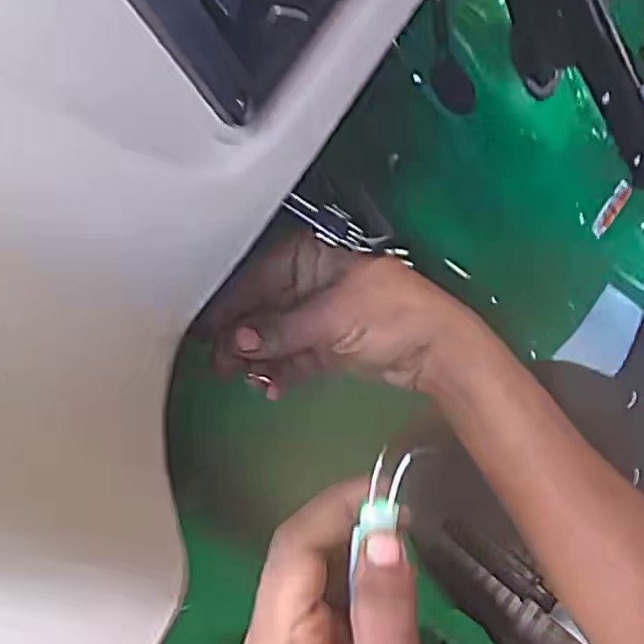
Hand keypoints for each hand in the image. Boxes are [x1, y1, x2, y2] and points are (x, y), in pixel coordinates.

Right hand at [207, 231, 496, 399]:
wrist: (437, 351)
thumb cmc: (396, 315)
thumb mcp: (334, 318)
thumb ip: (284, 331)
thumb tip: (241, 341)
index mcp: (310, 258)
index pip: (256, 277)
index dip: (230, 305)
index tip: (207, 329)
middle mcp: (309, 284)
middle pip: (261, 310)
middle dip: (240, 337)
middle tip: (220, 364)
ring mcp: (318, 317)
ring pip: (274, 337)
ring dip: (257, 359)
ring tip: (243, 378)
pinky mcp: (326, 347)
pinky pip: (293, 359)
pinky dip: (280, 372)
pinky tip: (269, 386)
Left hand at [242, 479, 452, 643]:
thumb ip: (386, 611)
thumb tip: (384, 533)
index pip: (293, 550)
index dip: (337, 509)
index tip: (390, 491)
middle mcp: (273, 641)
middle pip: (300, 556)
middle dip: (349, 522)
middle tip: (409, 508)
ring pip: (318, 574)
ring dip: (358, 548)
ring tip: (409, 532)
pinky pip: (333, 601)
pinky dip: (364, 577)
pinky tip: (397, 574)